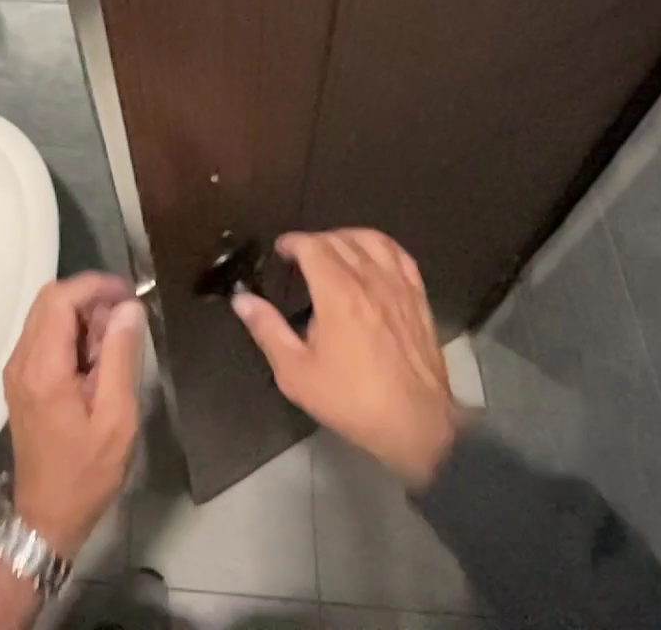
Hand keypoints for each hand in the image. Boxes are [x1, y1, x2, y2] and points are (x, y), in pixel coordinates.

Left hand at [3, 273, 145, 556]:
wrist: (47, 516)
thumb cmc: (86, 471)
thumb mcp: (116, 416)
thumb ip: (121, 356)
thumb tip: (128, 308)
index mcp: (43, 368)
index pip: (59, 299)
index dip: (94, 285)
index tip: (128, 294)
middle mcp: (21, 360)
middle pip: (49, 300)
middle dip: (90, 297)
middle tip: (125, 319)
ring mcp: (17, 370)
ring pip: (46, 316)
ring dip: (82, 316)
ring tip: (115, 342)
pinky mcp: (21, 380)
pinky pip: (45, 337)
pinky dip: (72, 333)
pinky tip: (96, 359)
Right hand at [233, 229, 467, 489]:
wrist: (415, 422)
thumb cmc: (350, 398)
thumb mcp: (295, 372)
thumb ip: (267, 330)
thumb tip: (241, 299)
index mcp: (336, 293)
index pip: (312, 246)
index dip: (293, 242)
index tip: (280, 250)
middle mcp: (368, 279)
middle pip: (339, 240)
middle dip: (314, 241)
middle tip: (299, 257)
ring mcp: (398, 285)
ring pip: (371, 240)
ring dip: (346, 238)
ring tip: (332, 251)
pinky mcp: (418, 297)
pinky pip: (400, 255)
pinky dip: (380, 247)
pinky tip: (371, 258)